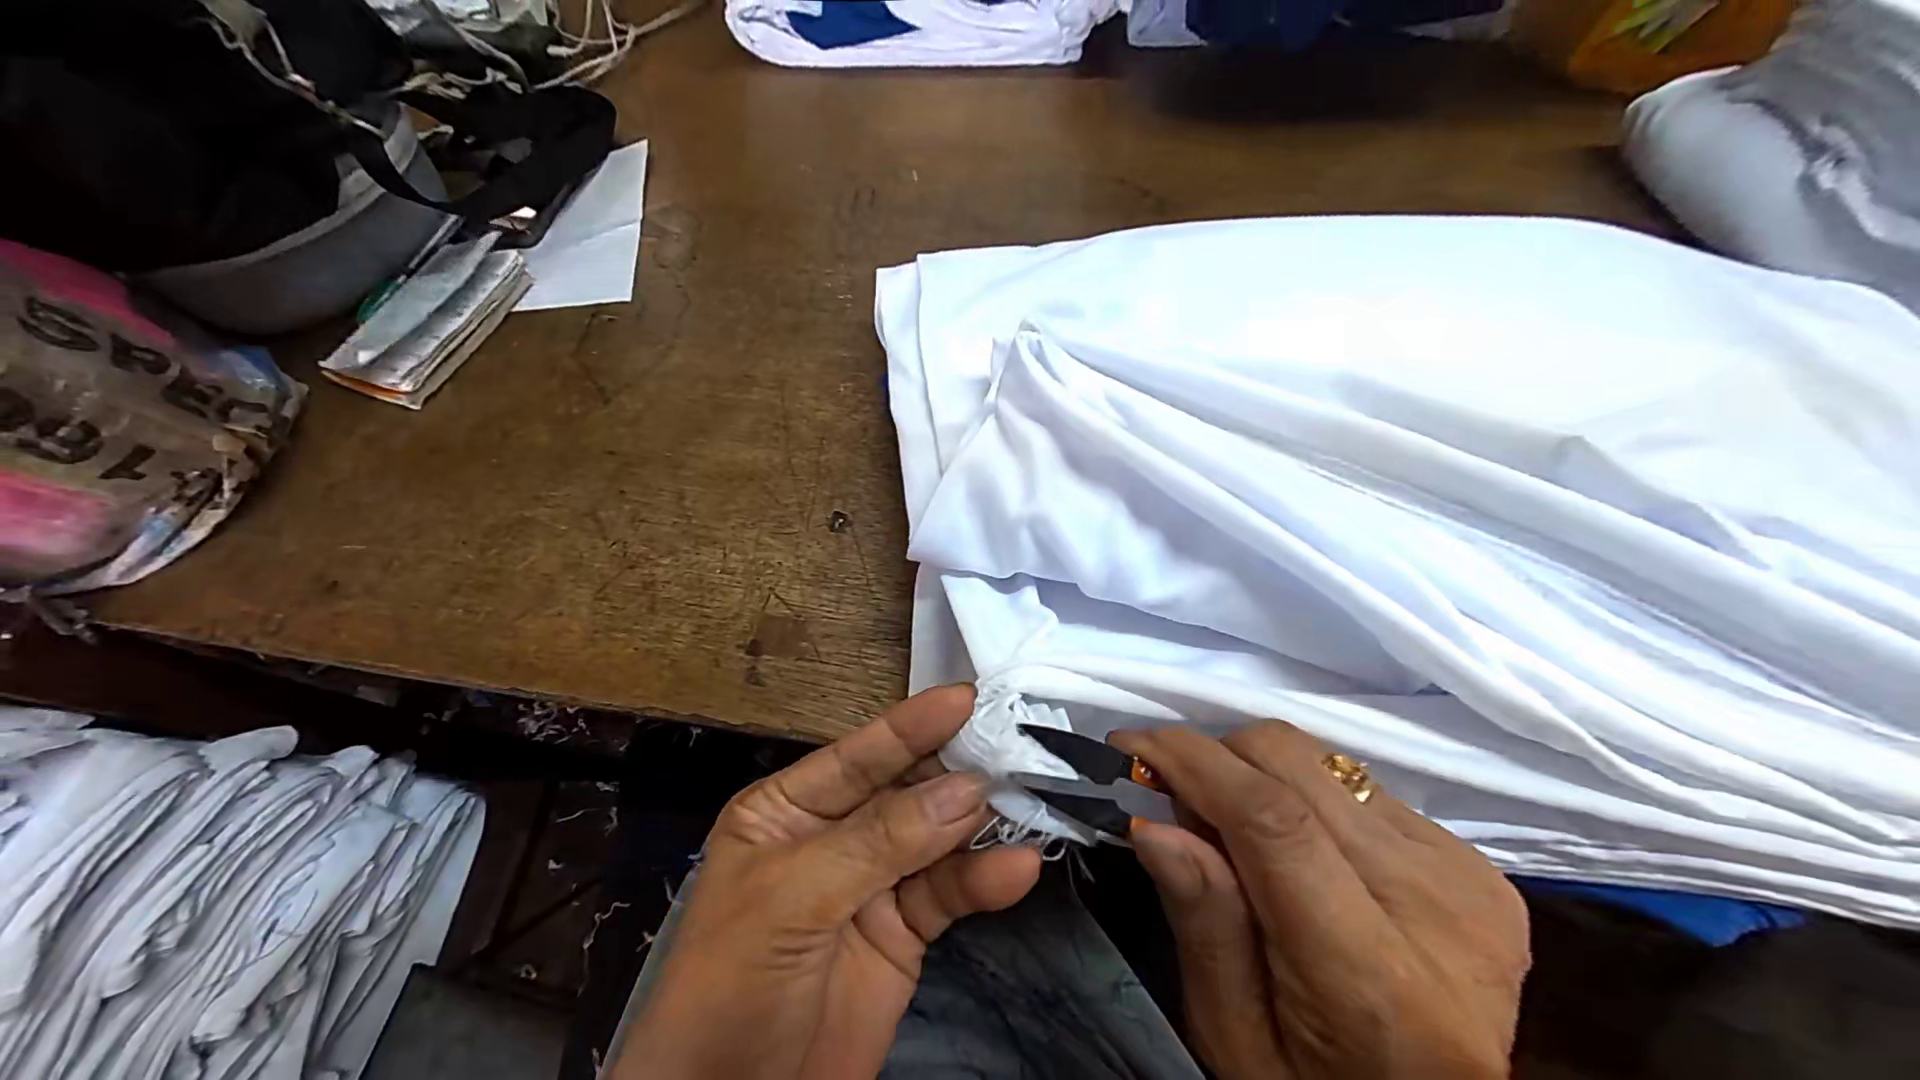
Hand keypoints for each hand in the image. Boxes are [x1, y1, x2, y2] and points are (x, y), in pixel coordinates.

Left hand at [619, 685, 1042, 1079]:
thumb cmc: (732, 986)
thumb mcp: (793, 900)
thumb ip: (880, 841)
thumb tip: (966, 790)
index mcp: (788, 810)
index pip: (857, 756)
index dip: (911, 726)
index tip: (966, 697)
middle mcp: (834, 835)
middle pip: (905, 790)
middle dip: (956, 768)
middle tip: (1013, 745)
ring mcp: (873, 882)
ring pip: (936, 837)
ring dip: (980, 824)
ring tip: (1025, 802)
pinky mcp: (904, 931)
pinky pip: (949, 893)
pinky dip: (983, 880)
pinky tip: (1016, 870)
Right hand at [1111, 721, 1529, 1079]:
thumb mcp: (1236, 1041)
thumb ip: (1203, 927)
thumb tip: (1150, 822)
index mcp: (1376, 978)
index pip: (1273, 821)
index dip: (1193, 763)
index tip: (1130, 745)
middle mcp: (1433, 905)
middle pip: (1293, 765)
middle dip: (1212, 758)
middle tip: (1175, 801)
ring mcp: (1461, 874)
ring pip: (1317, 758)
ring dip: (1252, 771)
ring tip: (1230, 825)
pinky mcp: (1471, 859)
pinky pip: (1351, 780)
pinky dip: (1297, 790)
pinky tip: (1290, 841)